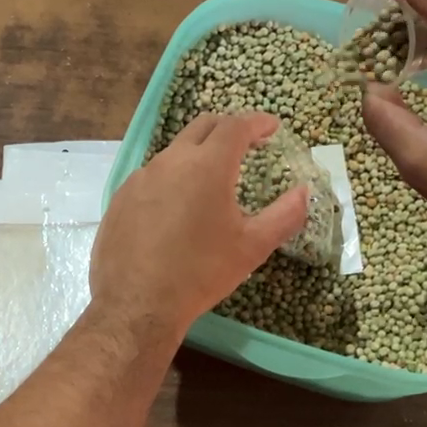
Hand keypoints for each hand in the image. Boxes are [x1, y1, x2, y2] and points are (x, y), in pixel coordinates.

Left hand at [92, 112, 307, 337]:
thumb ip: (284, 215)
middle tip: (246, 142)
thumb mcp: (251, 247)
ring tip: (212, 179)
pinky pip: (151, 176)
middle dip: (227, 128)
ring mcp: (140, 178)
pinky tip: (176, 207)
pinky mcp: (120, 198)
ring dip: (197, 155)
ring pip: (174, 152)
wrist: (136, 304)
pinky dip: (172, 178)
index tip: (271, 127)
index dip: (257, 122)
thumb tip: (305, 192)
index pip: (235, 126)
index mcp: (207, 166)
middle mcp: (171, 161)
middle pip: (202, 127)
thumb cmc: (200, 273)